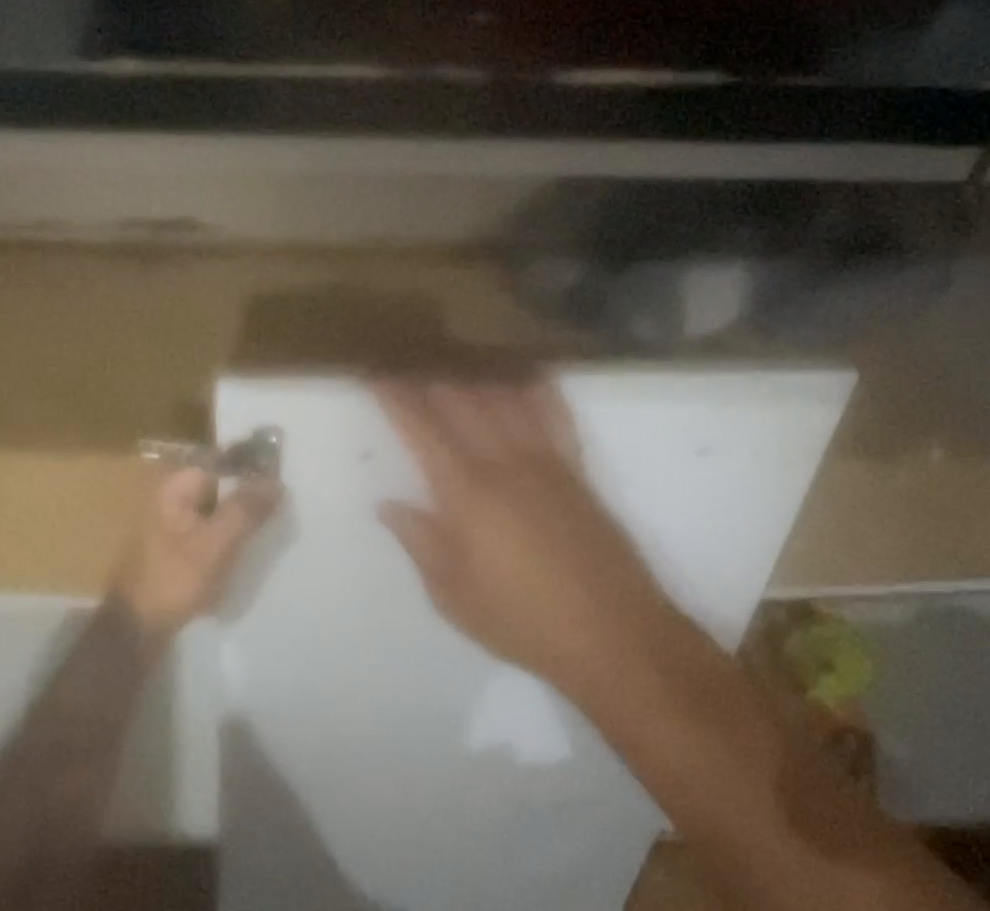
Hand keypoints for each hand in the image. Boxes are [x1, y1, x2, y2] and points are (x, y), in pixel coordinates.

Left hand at [112, 466, 282, 641]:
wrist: (136, 626)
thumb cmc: (173, 580)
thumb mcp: (215, 544)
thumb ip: (245, 509)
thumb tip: (276, 480)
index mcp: (176, 484)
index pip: (225, 460)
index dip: (256, 468)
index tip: (286, 482)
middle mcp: (172, 493)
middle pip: (223, 483)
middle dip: (252, 494)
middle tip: (286, 508)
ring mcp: (174, 519)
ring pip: (220, 508)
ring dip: (243, 517)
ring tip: (275, 528)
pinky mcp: (178, 544)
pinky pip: (212, 529)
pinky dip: (231, 536)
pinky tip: (251, 549)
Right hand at [375, 380, 672, 685]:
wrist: (613, 635)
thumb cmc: (522, 621)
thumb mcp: (452, 595)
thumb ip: (420, 543)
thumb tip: (388, 505)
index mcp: (466, 493)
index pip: (421, 430)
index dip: (395, 398)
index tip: (375, 373)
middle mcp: (504, 463)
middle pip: (462, 401)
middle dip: (428, 375)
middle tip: (406, 358)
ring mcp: (546, 462)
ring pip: (506, 398)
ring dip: (476, 372)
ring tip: (455, 355)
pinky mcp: (577, 472)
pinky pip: (556, 415)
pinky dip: (538, 388)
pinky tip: (526, 372)